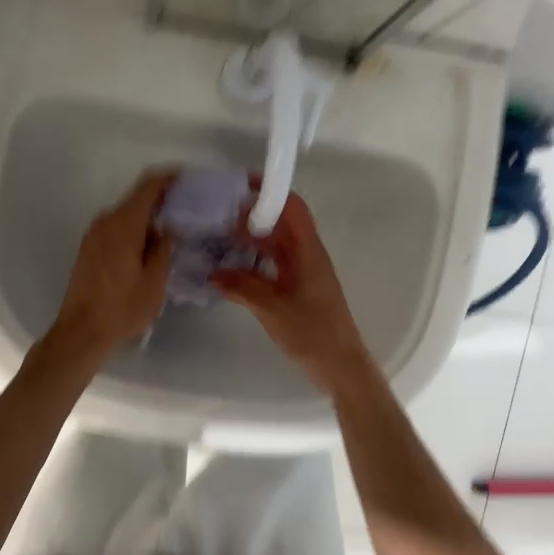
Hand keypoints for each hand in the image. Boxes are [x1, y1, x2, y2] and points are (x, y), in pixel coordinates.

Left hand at [48, 170, 175, 360]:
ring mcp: (93, 236)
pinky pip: (115, 231)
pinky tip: (147, 250)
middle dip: (159, 202)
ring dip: (146, 220)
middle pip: (135, 201)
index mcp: (124, 224)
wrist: (82, 331)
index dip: (167, 178)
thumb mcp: (155, 281)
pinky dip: (133, 232)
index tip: (185, 178)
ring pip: (125, 217)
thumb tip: (167, 229)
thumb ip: (163, 248)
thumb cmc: (123, 307)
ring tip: (169, 235)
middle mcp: (105, 222)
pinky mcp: (88, 250)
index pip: (147, 187)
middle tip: (184, 212)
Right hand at [213, 191, 374, 393]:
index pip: (291, 206)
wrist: (340, 367)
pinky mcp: (298, 289)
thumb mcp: (272, 309)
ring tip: (216, 238)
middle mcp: (307, 256)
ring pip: (275, 245)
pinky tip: (230, 269)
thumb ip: (242, 287)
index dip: (267, 191)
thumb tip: (213, 273)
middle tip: (214, 215)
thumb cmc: (313, 335)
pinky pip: (273, 265)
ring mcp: (303, 273)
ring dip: (249, 239)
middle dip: (250, 215)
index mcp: (307, 252)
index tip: (236, 187)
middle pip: (279, 223)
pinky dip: (253, 261)